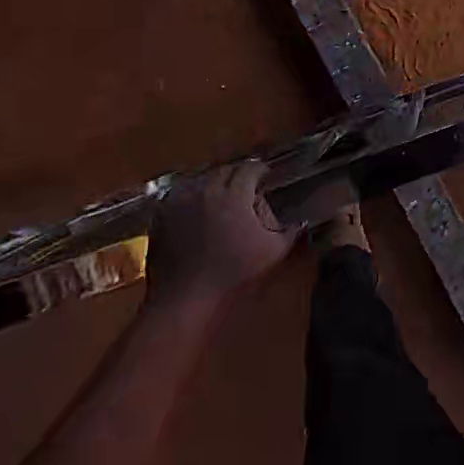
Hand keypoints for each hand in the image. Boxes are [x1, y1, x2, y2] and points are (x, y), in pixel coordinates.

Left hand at [148, 162, 293, 304]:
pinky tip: (196, 207)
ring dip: (215, 182)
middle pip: (225, 171)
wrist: (187, 294)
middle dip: (237, 174)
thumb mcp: (273, 252)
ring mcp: (181, 200)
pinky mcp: (162, 213)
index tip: (266, 175)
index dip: (260, 170)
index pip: (249, 170)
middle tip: (246, 184)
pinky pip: (180, 194)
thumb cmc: (234, 271)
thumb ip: (291, 233)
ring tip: (222, 194)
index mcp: (234, 194)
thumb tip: (301, 222)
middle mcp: (207, 189)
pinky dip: (191, 195)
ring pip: (202, 180)